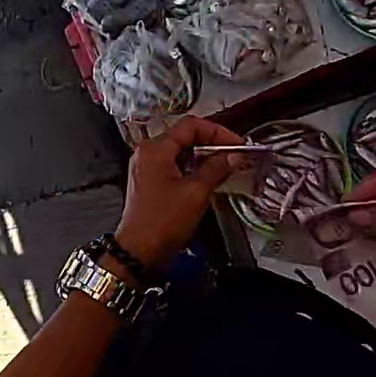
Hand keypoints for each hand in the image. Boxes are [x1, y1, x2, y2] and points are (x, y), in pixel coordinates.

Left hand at [114, 117, 251, 270]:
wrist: (139, 250)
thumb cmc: (160, 223)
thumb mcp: (196, 193)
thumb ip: (216, 169)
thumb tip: (232, 156)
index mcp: (154, 150)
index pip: (190, 126)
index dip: (217, 132)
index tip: (236, 143)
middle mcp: (146, 155)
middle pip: (184, 137)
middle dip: (211, 144)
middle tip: (233, 155)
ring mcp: (145, 168)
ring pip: (180, 152)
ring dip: (203, 157)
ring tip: (224, 167)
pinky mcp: (148, 182)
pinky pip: (173, 166)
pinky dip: (192, 169)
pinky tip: (207, 179)